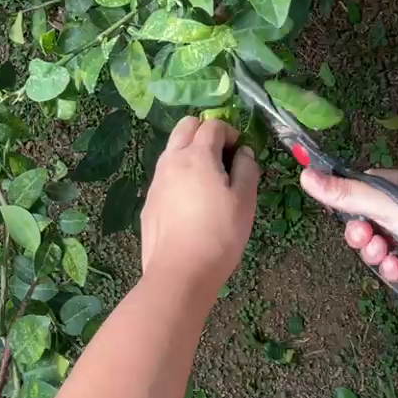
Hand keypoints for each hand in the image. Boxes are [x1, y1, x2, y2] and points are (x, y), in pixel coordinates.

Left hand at [139, 116, 257, 292]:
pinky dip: (180, 172)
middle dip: (205, 132)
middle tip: (223, 156)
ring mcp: (157, 179)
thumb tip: (244, 152)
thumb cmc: (219, 235)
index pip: (212, 125)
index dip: (231, 132)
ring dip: (191, 150)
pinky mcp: (149, 199)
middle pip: (185, 126)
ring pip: (172, 148)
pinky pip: (165, 173)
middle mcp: (172, 160)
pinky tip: (192, 201)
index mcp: (197, 156)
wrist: (179, 272)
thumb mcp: (244, 201)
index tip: (241, 152)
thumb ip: (247, 169)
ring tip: (209, 180)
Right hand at [298, 167, 397, 294]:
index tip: (344, 215)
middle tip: (365, 241)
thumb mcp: (386, 203)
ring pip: (383, 244)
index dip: (349, 204)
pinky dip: (395, 267)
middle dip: (363, 234)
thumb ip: (345, 194)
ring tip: (386, 259)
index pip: (364, 189)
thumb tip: (304, 176)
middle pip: (370, 220)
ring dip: (378, 254)